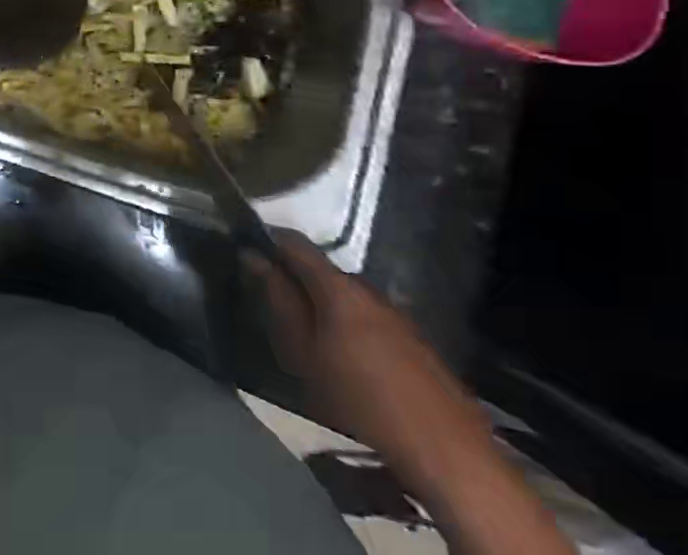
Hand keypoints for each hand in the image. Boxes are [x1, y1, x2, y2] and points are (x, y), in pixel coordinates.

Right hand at [247, 231, 490, 473]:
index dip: (268, 238)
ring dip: (318, 297)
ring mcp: (396, 314)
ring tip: (298, 322)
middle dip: (292, 273)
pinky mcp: (413, 338)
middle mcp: (369, 290)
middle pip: (321, 268)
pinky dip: (343, 317)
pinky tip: (338, 346)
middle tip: (266, 292)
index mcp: (339, 287)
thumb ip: (278, 298)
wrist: (443, 449)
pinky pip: (366, 312)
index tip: (244, 245)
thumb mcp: (302, 350)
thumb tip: (252, 256)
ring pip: (345, 292)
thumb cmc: (356, 396)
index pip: (296, 244)